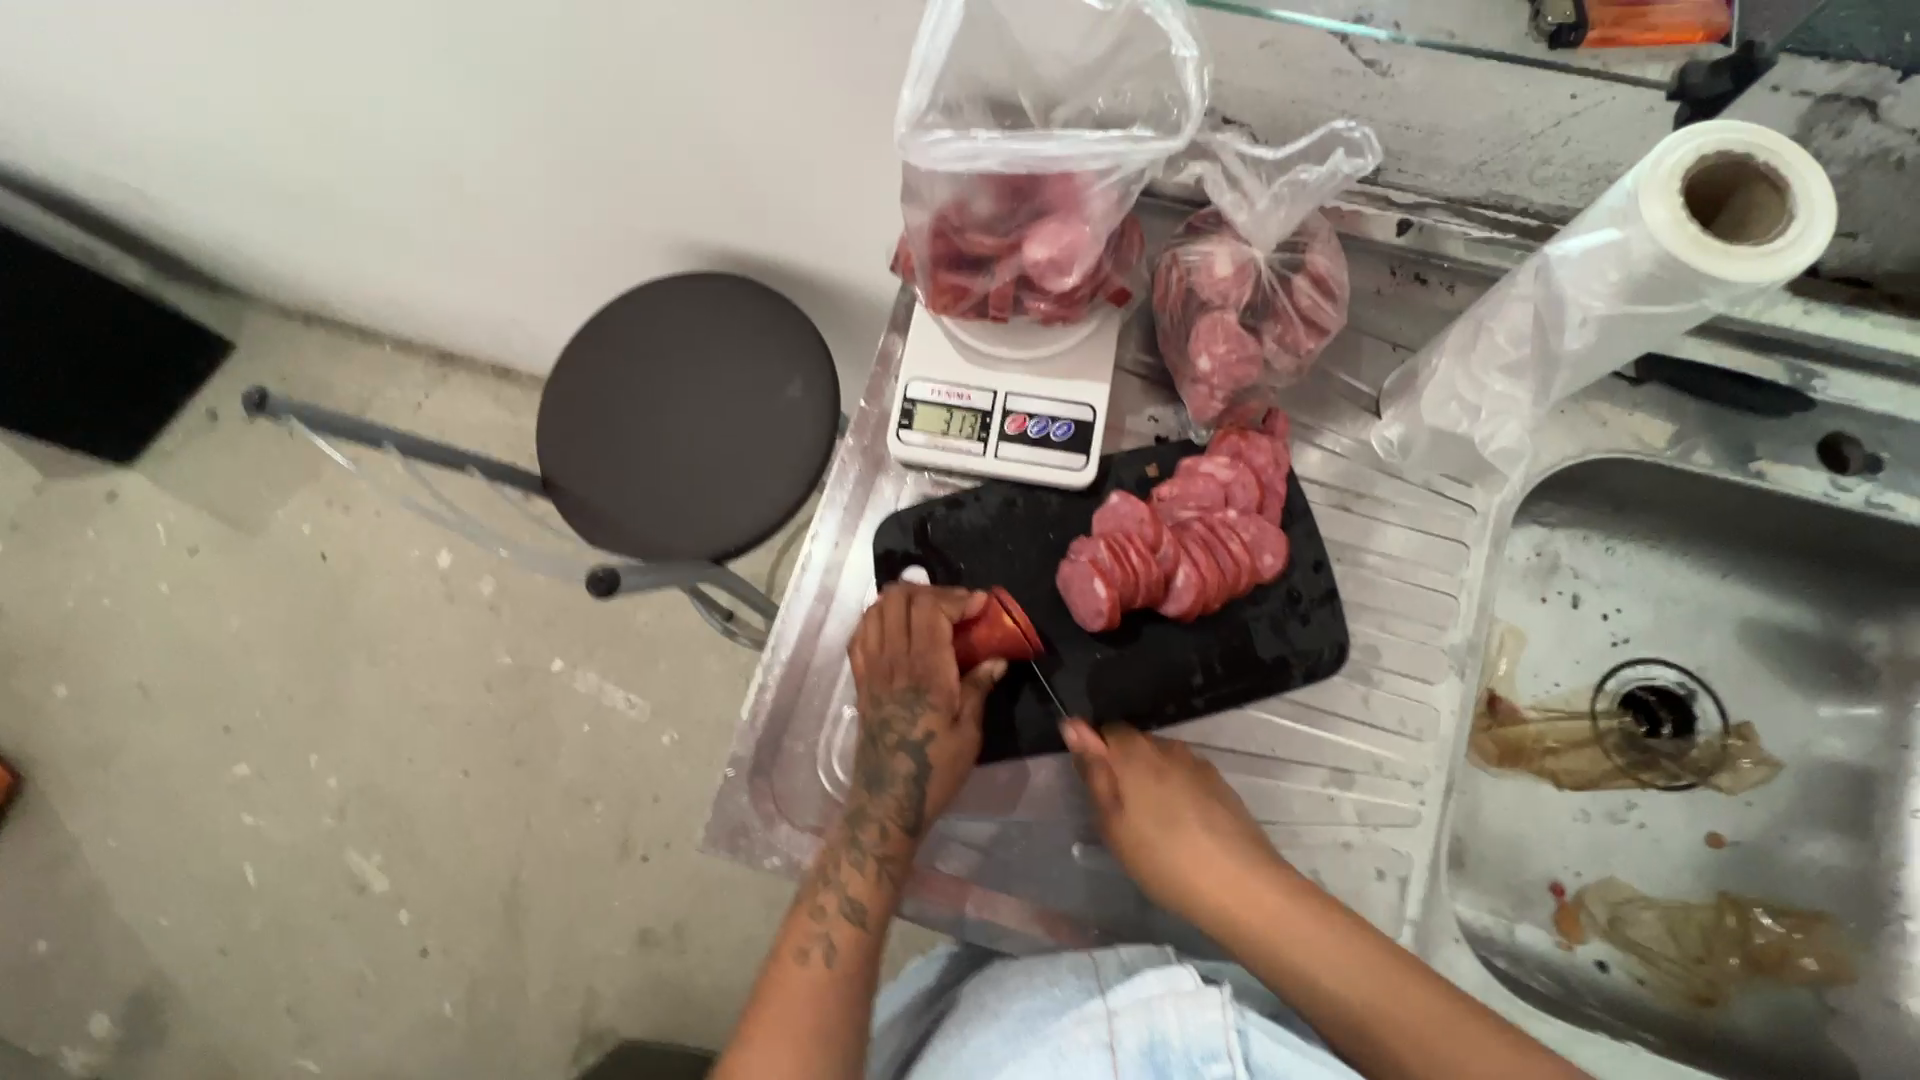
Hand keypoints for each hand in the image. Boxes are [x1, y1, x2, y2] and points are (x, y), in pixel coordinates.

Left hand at [845, 585, 1005, 856]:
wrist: (888, 800)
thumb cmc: (936, 770)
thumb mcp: (969, 732)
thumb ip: (979, 688)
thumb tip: (997, 658)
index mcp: (925, 670)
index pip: (930, 608)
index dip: (956, 597)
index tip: (981, 605)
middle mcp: (894, 660)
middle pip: (900, 597)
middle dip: (932, 591)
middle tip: (958, 608)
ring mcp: (872, 667)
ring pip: (877, 608)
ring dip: (905, 600)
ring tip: (931, 613)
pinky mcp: (860, 678)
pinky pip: (862, 631)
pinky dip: (881, 618)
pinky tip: (900, 629)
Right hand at [1062, 719, 1293, 925]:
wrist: (1241, 886)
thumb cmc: (1162, 858)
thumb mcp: (1112, 823)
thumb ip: (1094, 772)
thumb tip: (1073, 726)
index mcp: (1135, 752)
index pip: (1106, 730)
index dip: (1097, 755)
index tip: (1097, 790)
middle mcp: (1168, 747)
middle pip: (1136, 745)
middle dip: (1124, 769)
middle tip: (1121, 816)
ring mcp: (1199, 764)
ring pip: (1162, 762)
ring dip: (1152, 782)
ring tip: (1154, 827)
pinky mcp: (1221, 784)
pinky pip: (1186, 778)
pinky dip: (1177, 794)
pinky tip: (1183, 830)